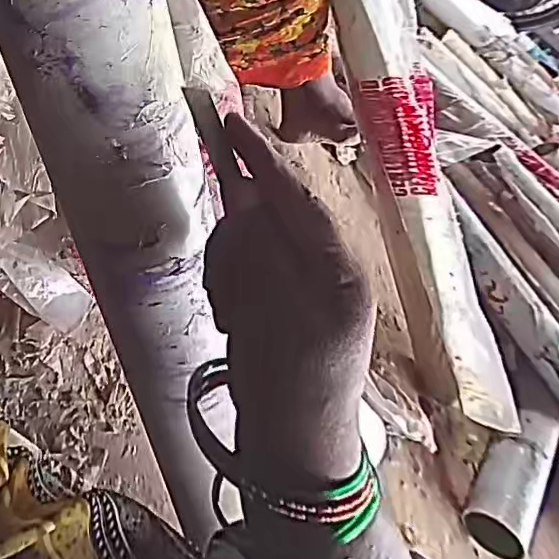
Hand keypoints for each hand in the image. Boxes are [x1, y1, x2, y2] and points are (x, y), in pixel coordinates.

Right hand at [205, 113, 372, 480]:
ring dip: (226, 272)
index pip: (295, 196)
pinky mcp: (263, 289)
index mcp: (337, 266)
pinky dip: (222, 284)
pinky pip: (229, 262)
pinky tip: (232, 316)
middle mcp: (316, 262)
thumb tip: (249, 203)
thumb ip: (266, 249)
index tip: (230, 121)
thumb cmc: (297, 380)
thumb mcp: (286, 313)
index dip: (262, 157)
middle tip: (231, 295)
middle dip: (235, 245)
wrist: (289, 437)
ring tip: (234, 317)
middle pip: (259, 215)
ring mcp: (287, 276)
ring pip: (237, 238)